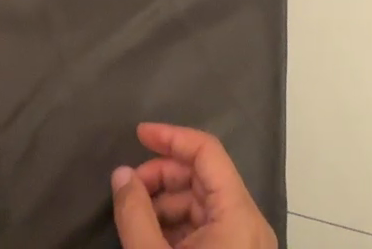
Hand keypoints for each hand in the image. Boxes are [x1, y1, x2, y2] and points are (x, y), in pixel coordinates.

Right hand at [111, 124, 276, 248]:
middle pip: (203, 176)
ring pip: (203, 202)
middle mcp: (250, 223)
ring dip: (166, 201)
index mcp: (239, 215)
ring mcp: (246, 243)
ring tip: (136, 214)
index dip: (171, 136)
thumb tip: (121, 173)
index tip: (138, 134)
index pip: (207, 151)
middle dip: (162, 174)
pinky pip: (208, 227)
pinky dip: (178, 224)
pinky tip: (152, 234)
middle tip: (129, 187)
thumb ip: (135, 213)